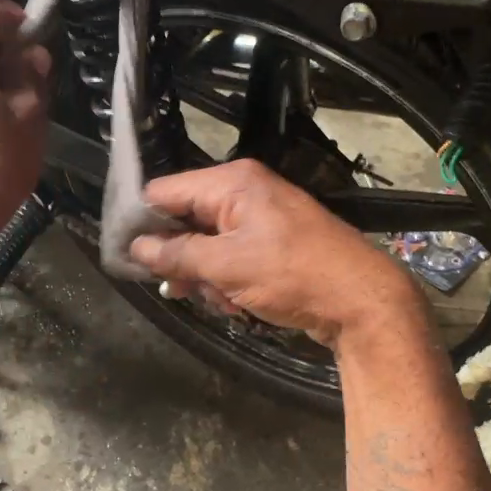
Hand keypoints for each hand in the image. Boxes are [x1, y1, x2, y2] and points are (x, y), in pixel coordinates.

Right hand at [128, 160, 424, 347]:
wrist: (361, 301)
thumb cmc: (293, 275)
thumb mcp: (227, 266)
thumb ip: (177, 255)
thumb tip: (136, 248)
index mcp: (233, 183)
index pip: (165, 191)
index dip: (143, 222)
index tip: (128, 256)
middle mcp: (246, 194)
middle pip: (186, 222)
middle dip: (183, 261)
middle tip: (185, 291)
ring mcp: (262, 221)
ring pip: (208, 248)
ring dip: (208, 280)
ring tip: (227, 303)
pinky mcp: (274, 247)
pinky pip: (232, 261)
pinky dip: (230, 284)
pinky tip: (241, 306)